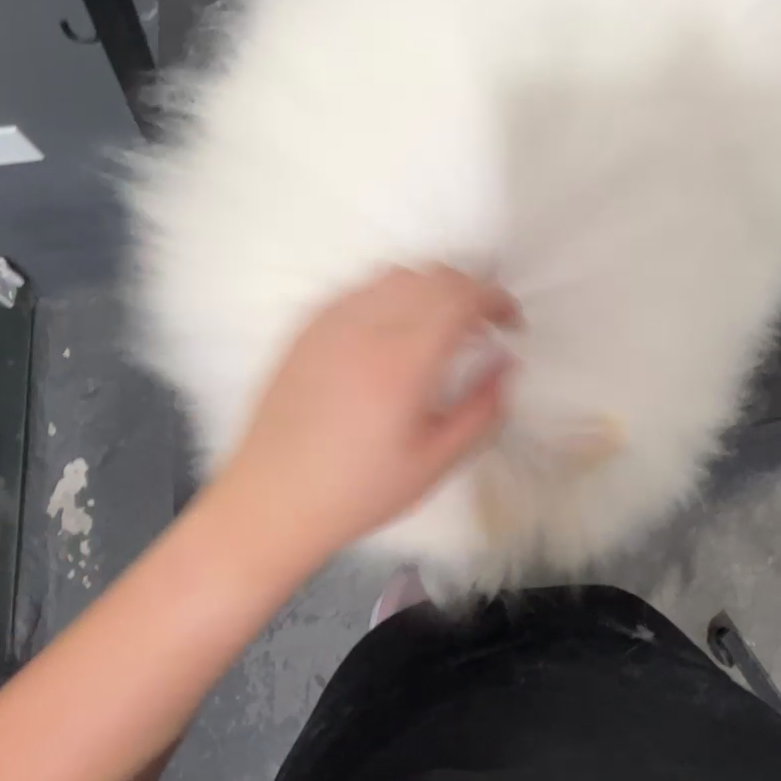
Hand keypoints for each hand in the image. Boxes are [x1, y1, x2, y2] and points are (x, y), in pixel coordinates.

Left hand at [215, 265, 519, 561]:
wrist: (268, 505)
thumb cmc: (359, 492)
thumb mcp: (436, 464)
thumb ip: (482, 409)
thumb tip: (507, 364)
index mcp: (403, 361)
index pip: (462, 297)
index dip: (496, 299)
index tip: (511, 322)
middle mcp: (366, 327)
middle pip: (433, 276)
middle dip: (470, 291)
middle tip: (483, 326)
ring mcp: (330, 322)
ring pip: (397, 275)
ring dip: (432, 289)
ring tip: (442, 326)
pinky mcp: (306, 328)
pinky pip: (361, 290)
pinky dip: (393, 296)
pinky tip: (395, 333)